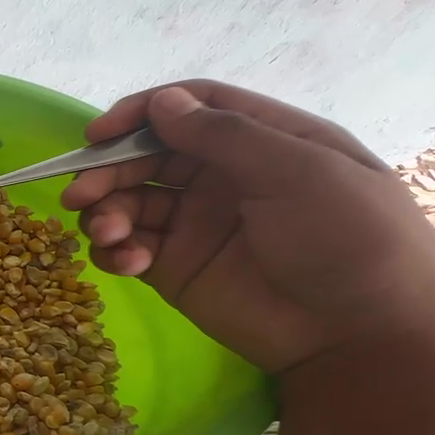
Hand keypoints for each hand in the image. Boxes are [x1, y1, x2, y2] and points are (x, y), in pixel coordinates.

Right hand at [61, 81, 434, 375]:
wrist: (355, 330)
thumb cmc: (345, 238)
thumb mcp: (298, 173)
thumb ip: (226, 135)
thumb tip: (161, 104)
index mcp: (260, 142)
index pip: (190, 109)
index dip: (140, 114)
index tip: (96, 137)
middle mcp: (219, 177)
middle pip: (143, 158)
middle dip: (105, 174)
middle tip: (79, 197)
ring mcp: (191, 222)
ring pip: (125, 203)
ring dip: (105, 216)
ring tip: (108, 237)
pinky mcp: (169, 264)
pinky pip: (123, 248)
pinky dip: (113, 252)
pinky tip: (129, 265)